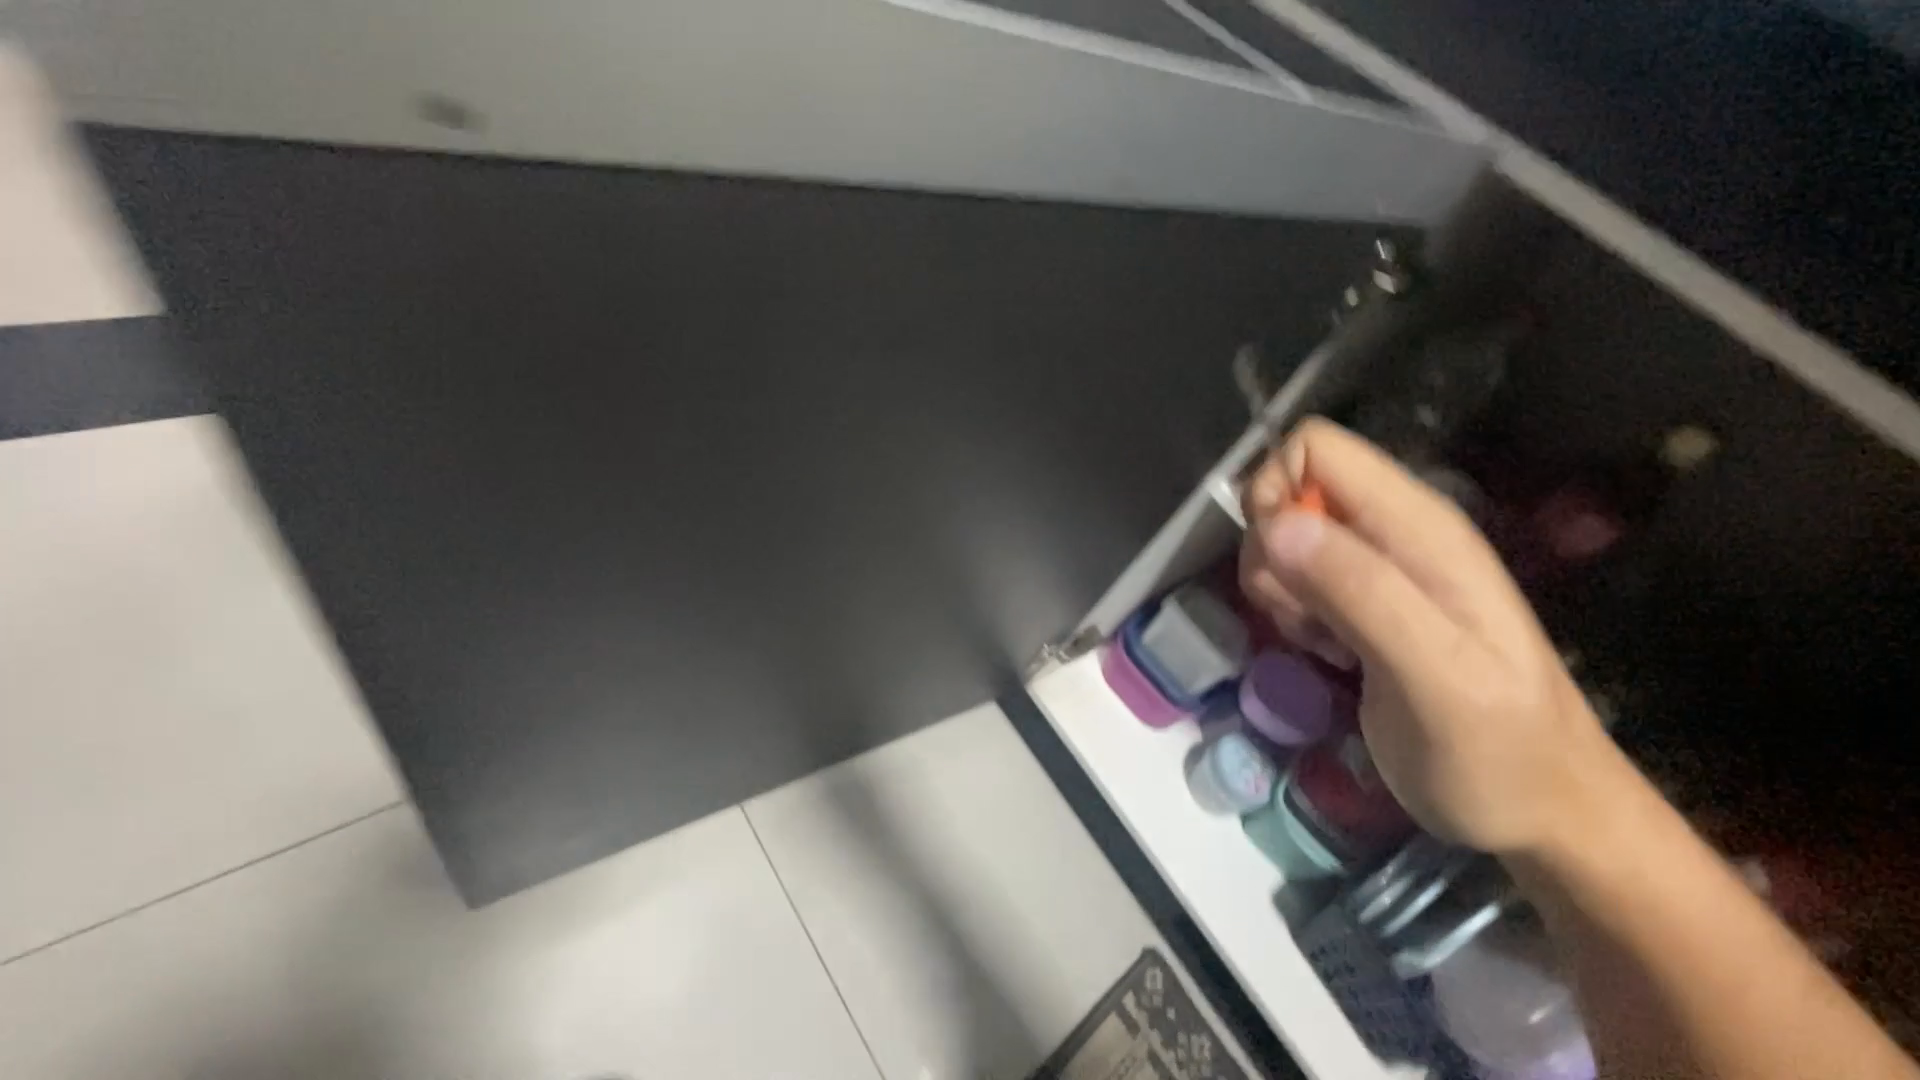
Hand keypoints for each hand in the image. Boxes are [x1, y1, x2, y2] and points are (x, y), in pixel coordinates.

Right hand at [1239, 418, 1622, 854]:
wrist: (1547, 815)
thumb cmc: (1495, 752)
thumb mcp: (1432, 675)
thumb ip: (1359, 591)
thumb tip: (1276, 524)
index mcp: (1420, 527)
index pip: (1317, 447)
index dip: (1276, 491)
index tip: (1276, 565)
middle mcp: (1400, 533)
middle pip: (1294, 490)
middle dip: (1271, 549)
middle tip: (1301, 615)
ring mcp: (1387, 571)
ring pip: (1290, 538)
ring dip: (1280, 587)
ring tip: (1319, 640)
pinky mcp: (1372, 608)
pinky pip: (1302, 580)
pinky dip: (1295, 612)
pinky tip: (1328, 652)